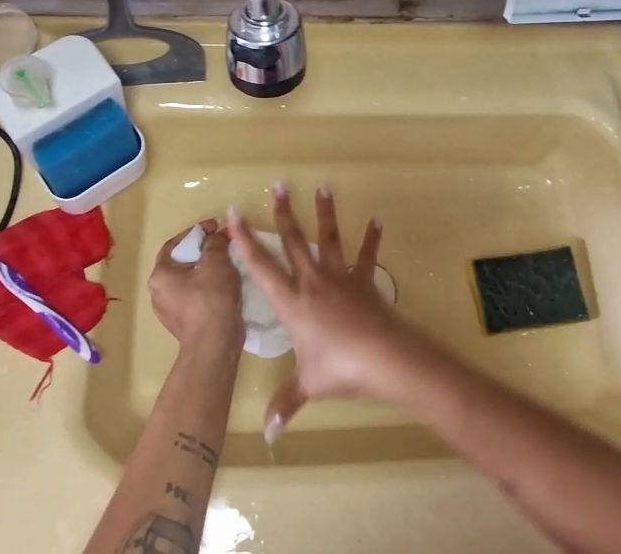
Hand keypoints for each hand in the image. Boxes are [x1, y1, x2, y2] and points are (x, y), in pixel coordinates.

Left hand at [148, 220, 243, 352]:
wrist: (215, 344)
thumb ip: (215, 242)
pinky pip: (195, 296)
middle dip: (203, 251)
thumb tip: (217, 235)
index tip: (216, 227)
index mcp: (160, 275)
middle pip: (182, 262)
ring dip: (207, 269)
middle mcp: (158, 293)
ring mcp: (169, 311)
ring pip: (189, 280)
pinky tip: (225, 286)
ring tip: (228, 264)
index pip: (175, 244)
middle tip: (223, 245)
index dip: (196, 232)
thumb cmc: (212, 298)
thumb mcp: (217, 261)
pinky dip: (208, 287)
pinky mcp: (183, 323)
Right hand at [227, 184, 422, 442]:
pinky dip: (372, 238)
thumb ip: (286, 404)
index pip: (262, 267)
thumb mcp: (308, 386)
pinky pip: (367, 257)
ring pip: (329, 238)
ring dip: (326, 213)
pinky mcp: (366, 282)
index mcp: (292, 303)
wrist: (385, 357)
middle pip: (295, 242)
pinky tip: (377, 219)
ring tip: (323, 186)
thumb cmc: (340, 369)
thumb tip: (268, 434)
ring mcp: (341, 278)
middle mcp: (312, 282)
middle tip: (279, 186)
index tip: (235, 215)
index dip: (246, 241)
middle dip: (285, 214)